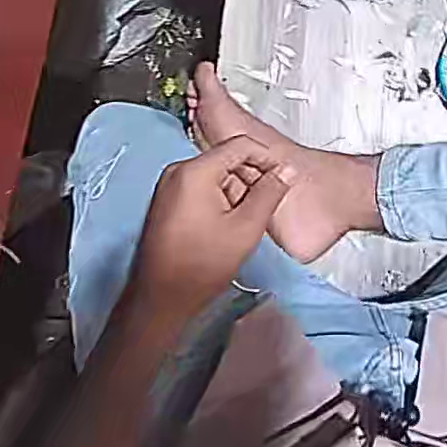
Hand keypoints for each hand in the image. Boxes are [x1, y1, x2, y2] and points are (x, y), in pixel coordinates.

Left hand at [129, 136, 298, 316]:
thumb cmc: (200, 266)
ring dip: (238, 189)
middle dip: (252, 175)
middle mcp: (177, 172)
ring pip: (217, 172)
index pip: (240, 145)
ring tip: (247, 218)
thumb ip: (270, 192)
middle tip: (267, 201)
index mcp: (194, 172)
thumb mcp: (246, 228)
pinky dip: (222, 197)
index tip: (282, 176)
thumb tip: (286, 170)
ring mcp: (170, 186)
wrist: (160, 301)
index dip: (267, 158)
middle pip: (227, 157)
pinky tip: (229, 222)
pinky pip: (203, 185)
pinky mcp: (168, 201)